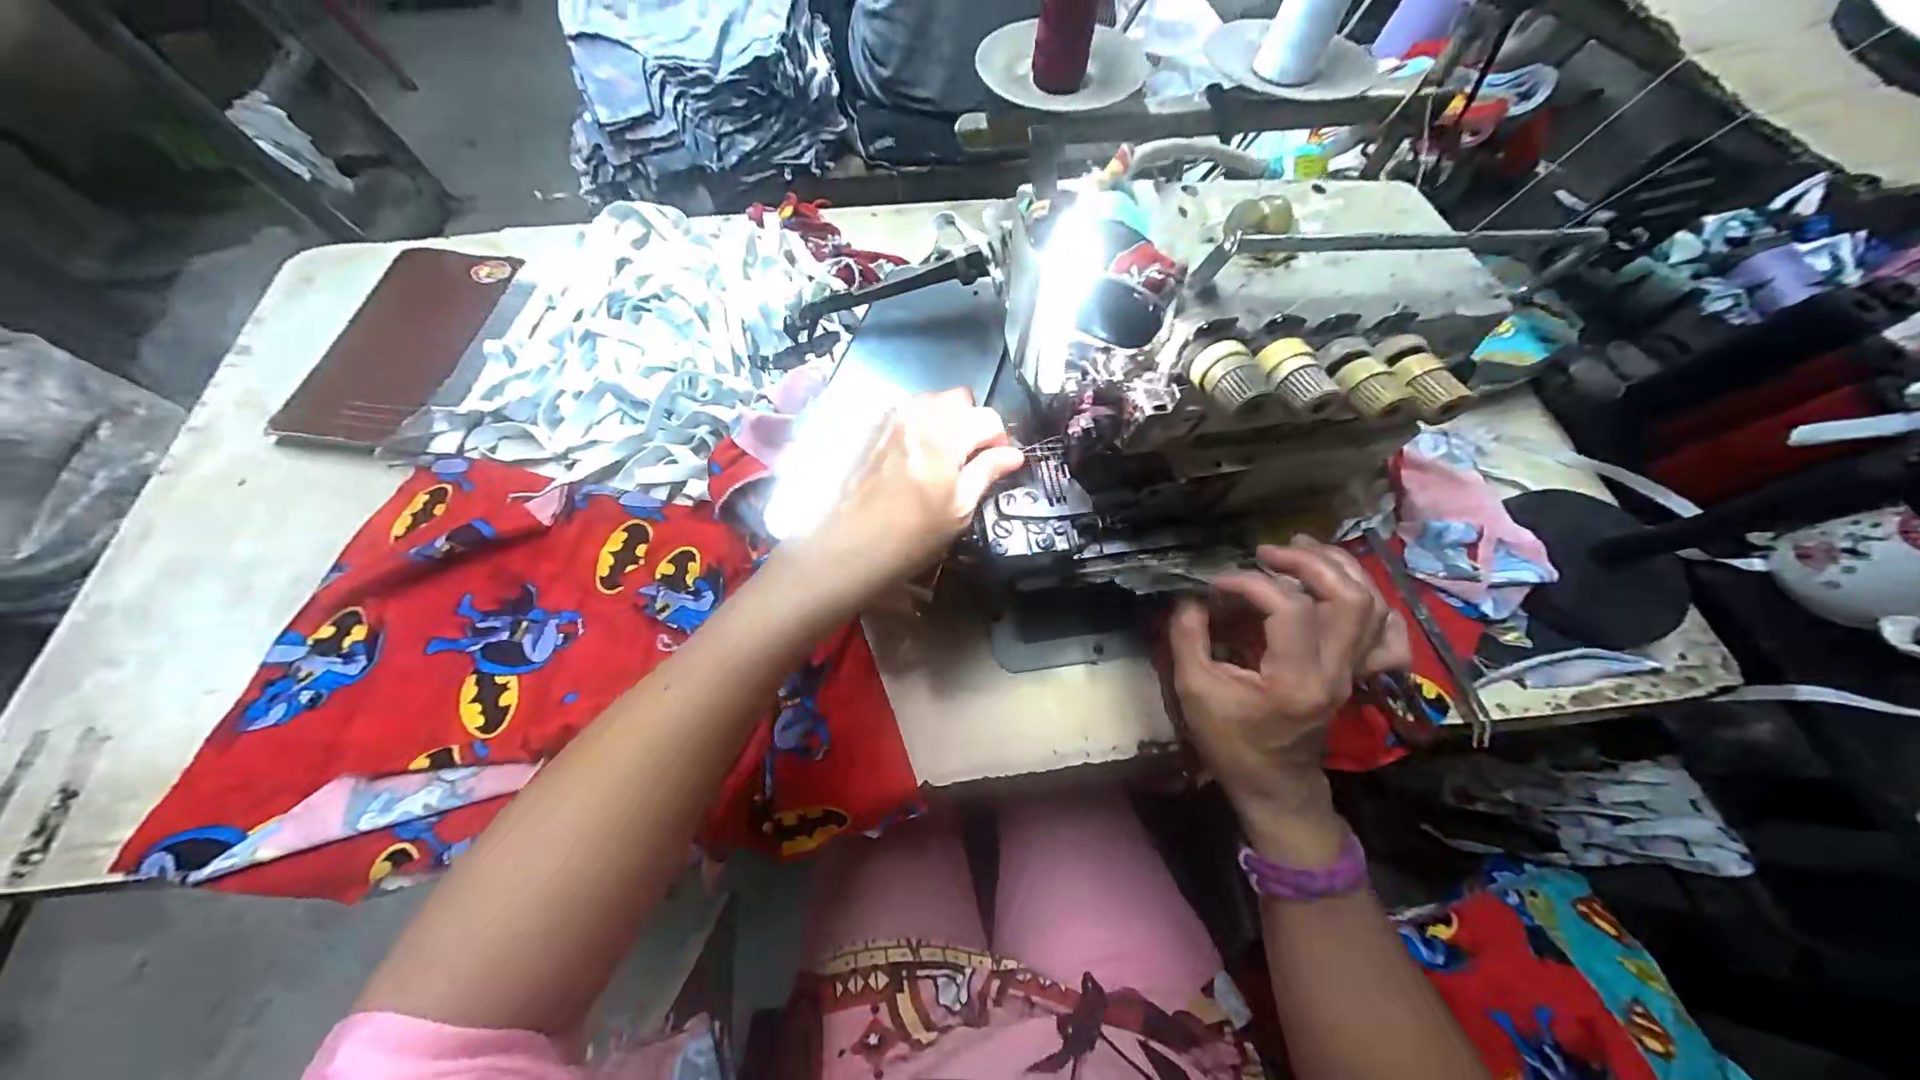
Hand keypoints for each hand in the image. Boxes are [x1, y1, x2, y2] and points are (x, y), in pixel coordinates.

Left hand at [784, 389, 1024, 611]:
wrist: (852, 546)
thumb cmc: (912, 537)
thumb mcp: (958, 510)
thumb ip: (986, 473)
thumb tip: (1013, 455)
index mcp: (943, 439)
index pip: (986, 418)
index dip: (999, 439)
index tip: (997, 461)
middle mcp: (917, 419)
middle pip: (959, 398)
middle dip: (972, 420)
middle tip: (972, 455)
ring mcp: (892, 421)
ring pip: (932, 400)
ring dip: (947, 419)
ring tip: (946, 455)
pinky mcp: (875, 429)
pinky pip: (908, 411)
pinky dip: (922, 423)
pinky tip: (919, 454)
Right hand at [1168, 537, 1409, 856]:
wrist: (1273, 783)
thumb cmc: (1230, 742)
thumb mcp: (1194, 691)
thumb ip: (1188, 638)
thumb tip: (1191, 596)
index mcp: (1296, 679)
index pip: (1290, 609)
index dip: (1252, 583)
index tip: (1216, 583)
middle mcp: (1336, 672)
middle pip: (1349, 598)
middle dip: (1309, 563)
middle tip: (1268, 551)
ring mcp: (1353, 672)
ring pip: (1372, 606)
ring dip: (1339, 569)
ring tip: (1300, 551)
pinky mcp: (1356, 672)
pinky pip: (1385, 632)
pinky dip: (1369, 601)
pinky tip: (1340, 585)